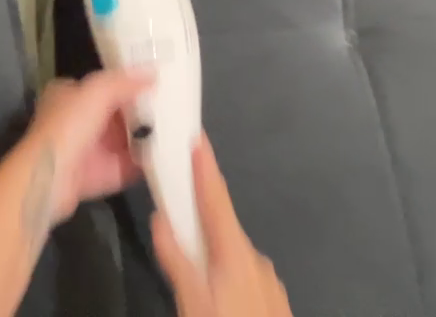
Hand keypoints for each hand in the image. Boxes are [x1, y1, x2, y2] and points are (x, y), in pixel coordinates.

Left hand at [17, 67, 154, 227]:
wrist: (49, 179)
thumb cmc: (69, 126)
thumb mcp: (97, 93)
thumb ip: (124, 82)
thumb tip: (153, 72)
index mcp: (68, 95)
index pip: (100, 86)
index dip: (124, 84)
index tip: (152, 83)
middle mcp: (74, 121)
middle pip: (112, 114)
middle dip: (137, 113)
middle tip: (168, 108)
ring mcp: (84, 150)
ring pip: (119, 141)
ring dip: (141, 139)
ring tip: (173, 131)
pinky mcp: (93, 177)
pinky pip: (122, 167)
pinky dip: (140, 164)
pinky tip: (163, 157)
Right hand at [153, 136, 291, 316]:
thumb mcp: (192, 305)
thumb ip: (177, 261)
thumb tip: (161, 217)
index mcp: (236, 252)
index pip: (217, 198)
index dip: (205, 167)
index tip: (197, 136)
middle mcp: (257, 260)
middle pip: (223, 227)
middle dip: (200, 214)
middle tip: (175, 202)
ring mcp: (269, 284)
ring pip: (232, 256)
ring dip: (211, 250)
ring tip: (187, 260)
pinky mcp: (273, 305)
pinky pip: (242, 278)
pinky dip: (224, 273)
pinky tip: (215, 295)